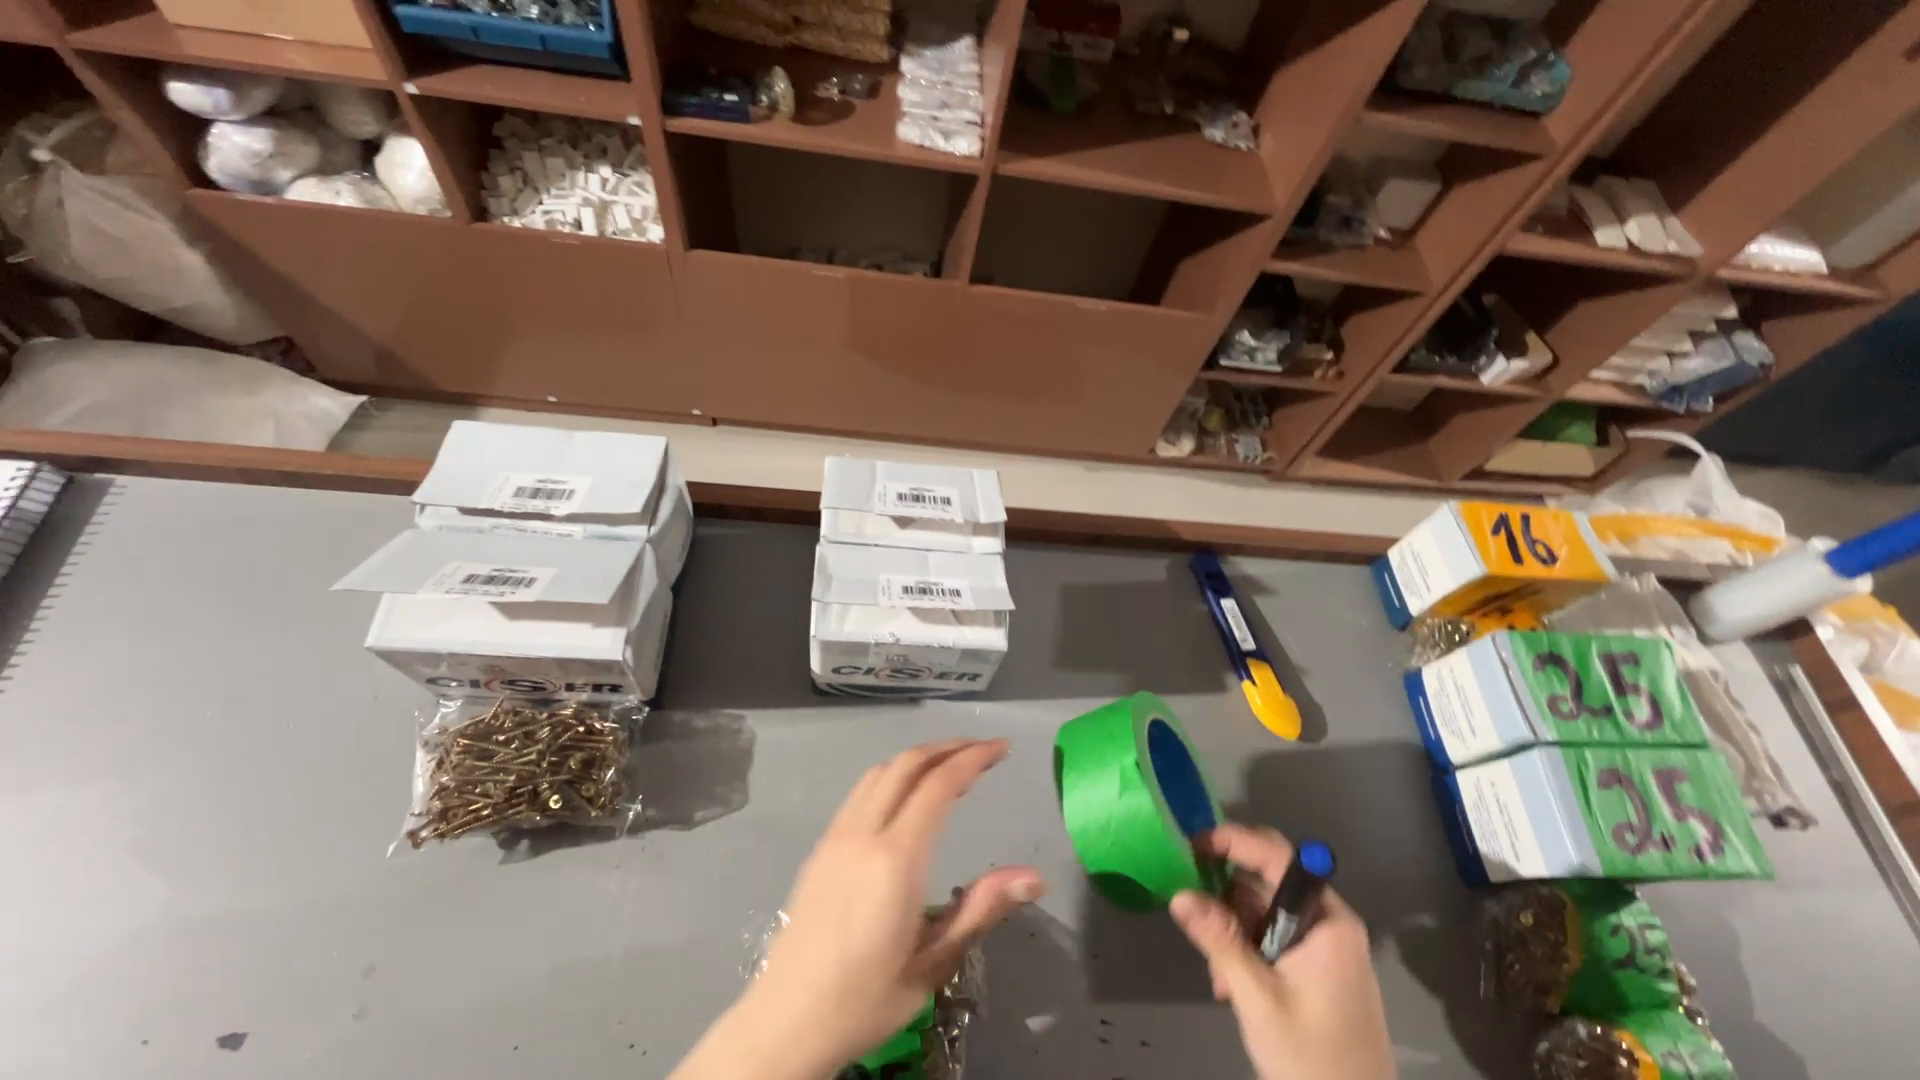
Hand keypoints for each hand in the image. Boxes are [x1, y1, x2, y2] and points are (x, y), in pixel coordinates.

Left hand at [672, 739, 1044, 1079]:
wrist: (786, 1021)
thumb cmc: (866, 999)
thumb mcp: (933, 964)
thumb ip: (981, 910)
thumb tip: (1034, 876)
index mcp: (895, 860)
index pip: (938, 787)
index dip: (972, 759)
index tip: (1002, 749)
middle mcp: (862, 835)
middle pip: (906, 766)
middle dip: (947, 748)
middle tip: (983, 749)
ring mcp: (835, 839)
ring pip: (879, 774)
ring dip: (917, 758)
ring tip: (950, 764)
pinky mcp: (820, 850)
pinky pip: (860, 793)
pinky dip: (891, 776)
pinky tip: (905, 795)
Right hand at [1170, 824, 1393, 1079]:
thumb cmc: (1311, 1056)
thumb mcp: (1257, 996)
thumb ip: (1219, 940)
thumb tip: (1179, 894)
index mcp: (1326, 921)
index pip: (1278, 857)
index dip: (1235, 842)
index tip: (1192, 844)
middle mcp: (1328, 923)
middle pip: (1268, 884)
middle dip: (1227, 900)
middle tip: (1196, 924)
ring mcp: (1324, 947)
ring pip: (1265, 913)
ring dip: (1233, 932)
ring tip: (1218, 976)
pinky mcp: (1316, 969)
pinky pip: (1273, 938)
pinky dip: (1247, 950)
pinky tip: (1231, 984)